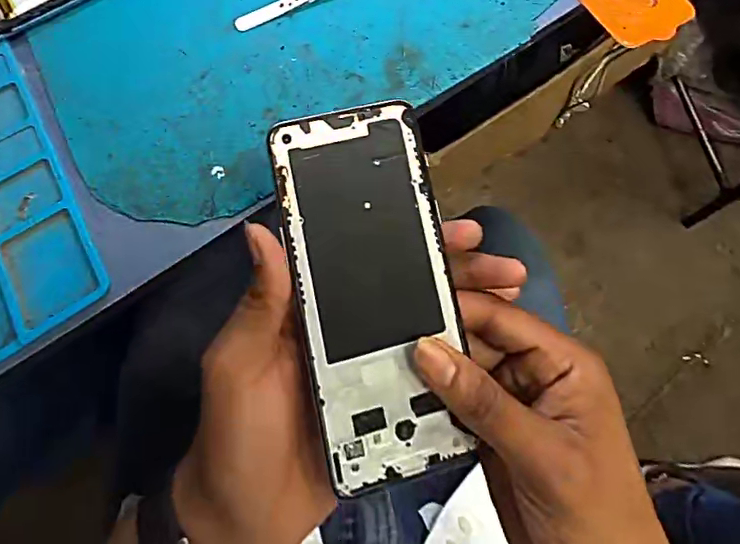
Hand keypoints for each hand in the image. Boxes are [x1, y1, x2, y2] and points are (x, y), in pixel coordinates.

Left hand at [169, 219, 528, 543]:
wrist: (252, 520)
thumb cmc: (234, 435)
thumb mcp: (238, 363)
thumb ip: (258, 304)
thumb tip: (259, 233)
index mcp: (305, 306)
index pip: (357, 256)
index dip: (401, 235)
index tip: (443, 225)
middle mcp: (341, 326)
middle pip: (401, 283)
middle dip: (450, 266)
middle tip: (494, 258)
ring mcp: (367, 366)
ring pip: (421, 322)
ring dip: (463, 303)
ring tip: (506, 291)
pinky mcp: (385, 405)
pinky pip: (427, 373)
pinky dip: (459, 356)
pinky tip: (490, 347)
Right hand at [412, 293, 666, 543]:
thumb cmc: (608, 526)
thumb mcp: (543, 456)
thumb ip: (484, 402)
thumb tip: (433, 353)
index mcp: (565, 364)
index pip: (502, 316)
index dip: (460, 309)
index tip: (417, 315)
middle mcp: (538, 376)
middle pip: (475, 340)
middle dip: (441, 348)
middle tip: (404, 355)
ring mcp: (514, 404)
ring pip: (460, 372)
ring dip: (435, 381)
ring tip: (408, 388)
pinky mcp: (494, 432)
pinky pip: (454, 405)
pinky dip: (434, 411)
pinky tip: (420, 415)